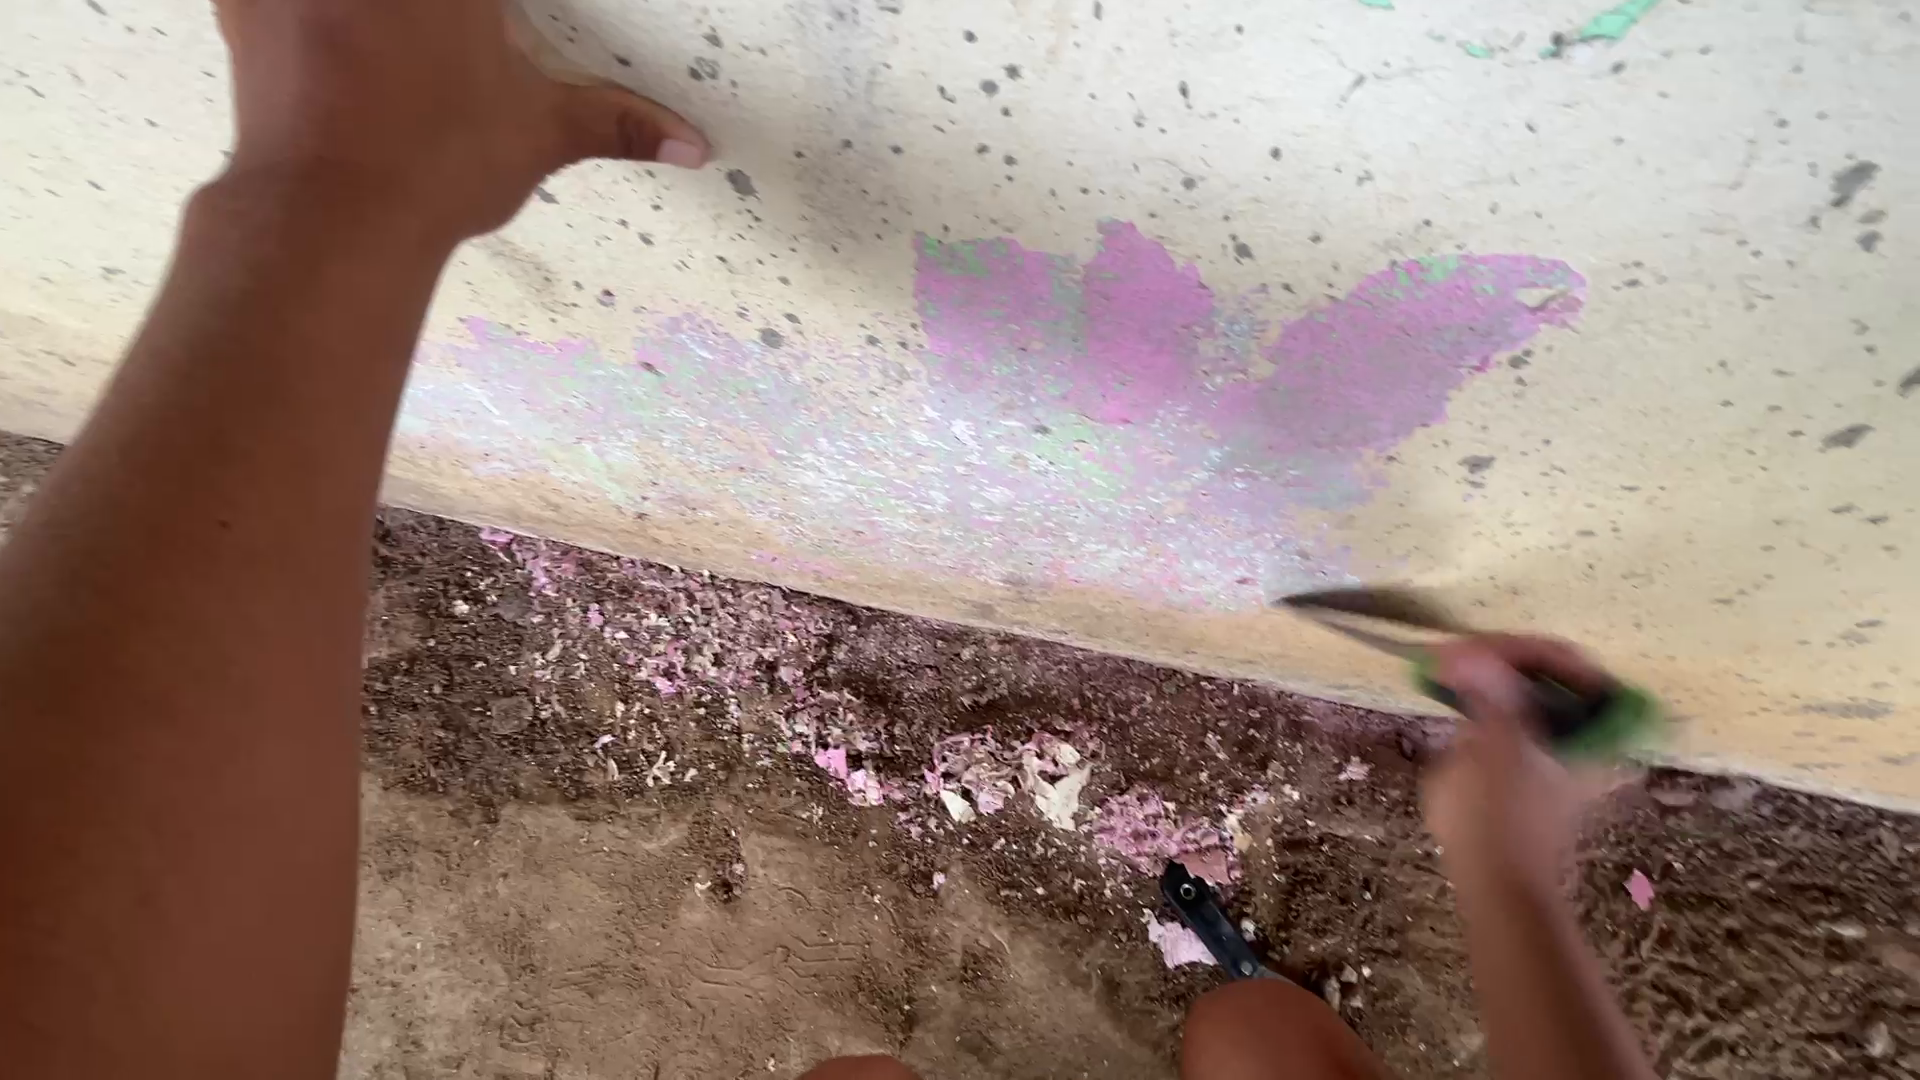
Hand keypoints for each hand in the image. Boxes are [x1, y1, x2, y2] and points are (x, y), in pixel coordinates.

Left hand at [212, 0, 708, 243]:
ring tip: (411, 51)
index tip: (494, 26)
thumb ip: (619, 122)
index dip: (493, 8)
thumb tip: (695, 145)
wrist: (337, 211)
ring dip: (392, 15)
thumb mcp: (544, 133)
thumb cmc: (444, 161)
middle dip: (457, 14)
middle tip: (466, 38)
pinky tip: (346, 40)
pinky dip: (311, 9)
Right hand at [1422, 635, 1620, 890]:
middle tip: (1447, 657)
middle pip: (1545, 671)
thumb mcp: (1497, 749)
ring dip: (1484, 674)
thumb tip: (1468, 651)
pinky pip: (1510, 708)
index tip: (1463, 650)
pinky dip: (1482, 696)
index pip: (1565, 661)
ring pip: (1524, 688)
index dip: (1513, 649)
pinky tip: (1453, 695)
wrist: (1494, 879)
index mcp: (1598, 730)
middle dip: (1494, 658)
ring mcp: (1559, 745)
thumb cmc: (1501, 817)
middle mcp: (1589, 733)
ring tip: (1444, 669)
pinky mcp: (1530, 757)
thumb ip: (1492, 695)